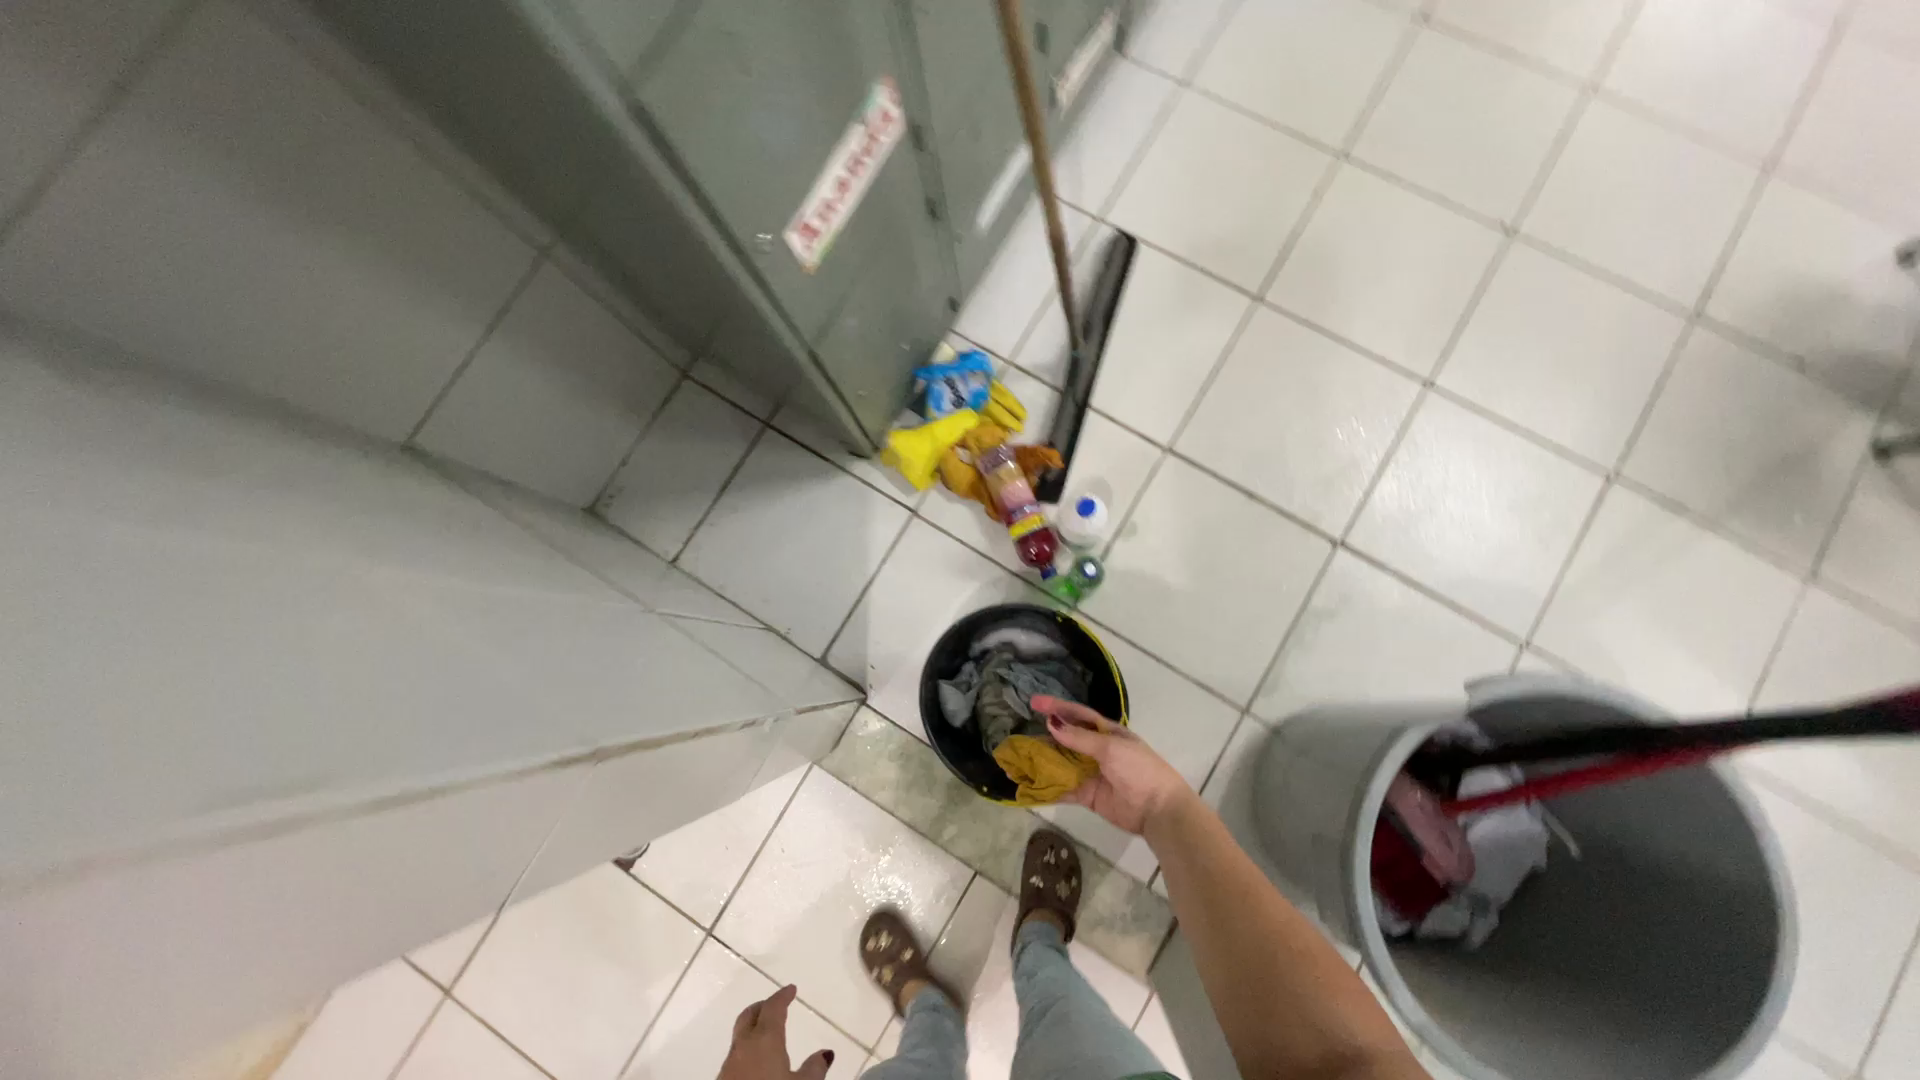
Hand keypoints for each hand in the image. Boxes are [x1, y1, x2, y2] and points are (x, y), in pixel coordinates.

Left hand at [716, 985, 832, 1079]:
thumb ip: (815, 1068)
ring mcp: (729, 1064)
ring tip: (769, 1033)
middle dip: (763, 1006)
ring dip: (754, 1028)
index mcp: (765, 1039)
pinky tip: (757, 1062)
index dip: (782, 996)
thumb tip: (825, 1053)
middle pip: (749, 1015)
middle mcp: (744, 1046)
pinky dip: (748, 1047)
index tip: (791, 989)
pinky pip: (736, 1054)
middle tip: (777, 1004)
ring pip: (741, 1035)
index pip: (773, 1008)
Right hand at [1034, 696, 1195, 835]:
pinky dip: (1047, 787)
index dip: (1057, 707)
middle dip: (1044, 737)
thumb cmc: (1139, 770)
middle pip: (1066, 740)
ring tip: (1017, 761)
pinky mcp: (1088, 795)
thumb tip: (1052, 724)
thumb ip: (1080, 738)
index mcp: (1108, 733)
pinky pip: (1064, 789)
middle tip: (1018, 736)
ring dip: (1042, 762)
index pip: (1078, 715)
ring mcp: (1091, 773)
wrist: (1158, 809)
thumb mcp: (1111, 748)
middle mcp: (1098, 750)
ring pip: (1062, 764)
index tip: (1033, 702)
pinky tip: (1029, 786)